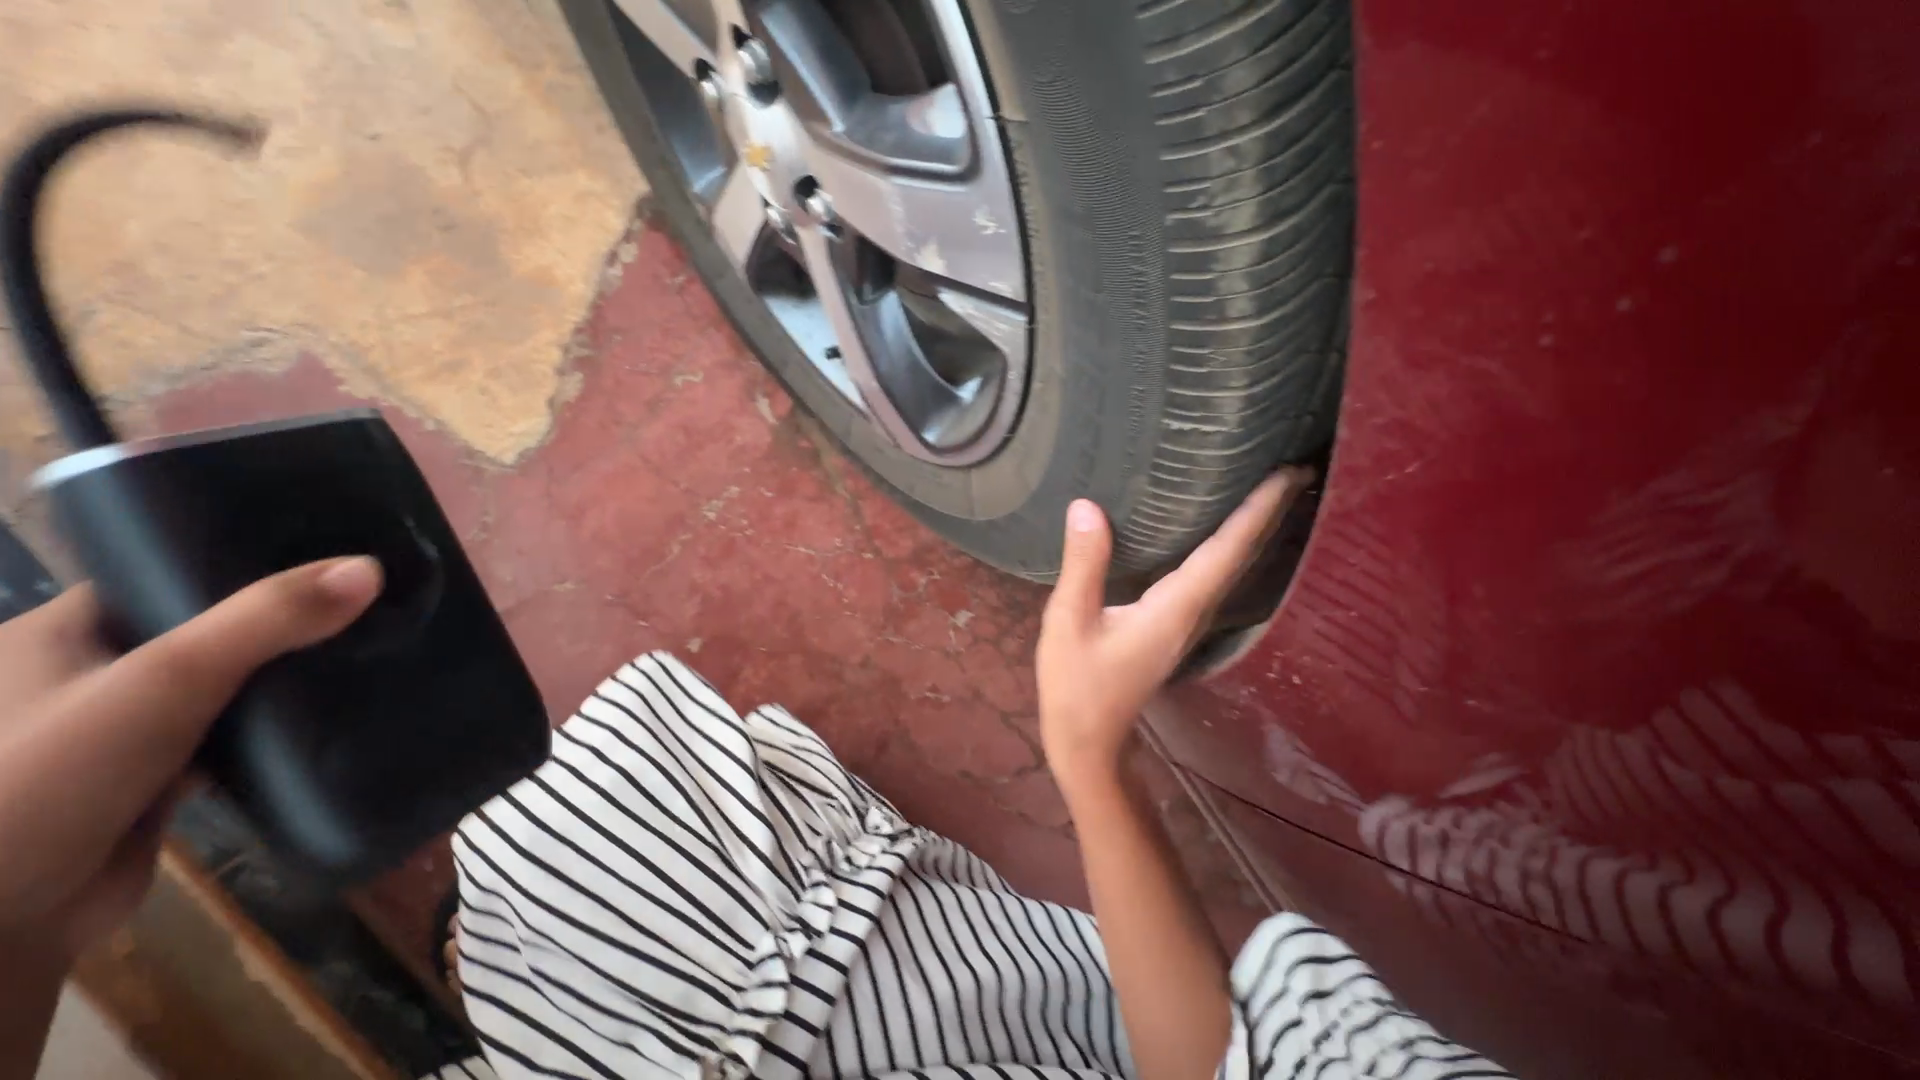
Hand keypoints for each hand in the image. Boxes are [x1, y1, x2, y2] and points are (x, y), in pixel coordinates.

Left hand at [0, 557, 380, 962]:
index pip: (161, 571)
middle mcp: (84, 675)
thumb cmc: (53, 776)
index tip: (323, 554)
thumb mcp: (166, 678)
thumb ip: (266, 621)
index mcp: (55, 633)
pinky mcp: (154, 780)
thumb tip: (368, 568)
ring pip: (219, 687)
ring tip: (364, 645)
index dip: (239, 559)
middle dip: (275, 623)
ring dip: (278, 678)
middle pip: (201, 629)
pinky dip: (271, 730)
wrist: (0, 925)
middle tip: (362, 600)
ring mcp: (120, 732)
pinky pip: (228, 737)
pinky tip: (332, 713)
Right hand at [1035, 469, 1312, 789]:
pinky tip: (1223, 535)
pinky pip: (1214, 577)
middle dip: (1271, 511)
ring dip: (1255, 529)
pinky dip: (1230, 548)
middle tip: (1297, 467)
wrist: (1088, 741)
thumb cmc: (1076, 686)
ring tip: (1272, 491)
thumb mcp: (1068, 623)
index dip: (1259, 509)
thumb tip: (1088, 507)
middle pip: (1243, 556)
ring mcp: (1189, 623)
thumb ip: (1084, 566)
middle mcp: (1194, 612)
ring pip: (1233, 568)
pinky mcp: (1176, 626)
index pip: (1228, 549)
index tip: (1289, 472)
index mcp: (1176, 606)